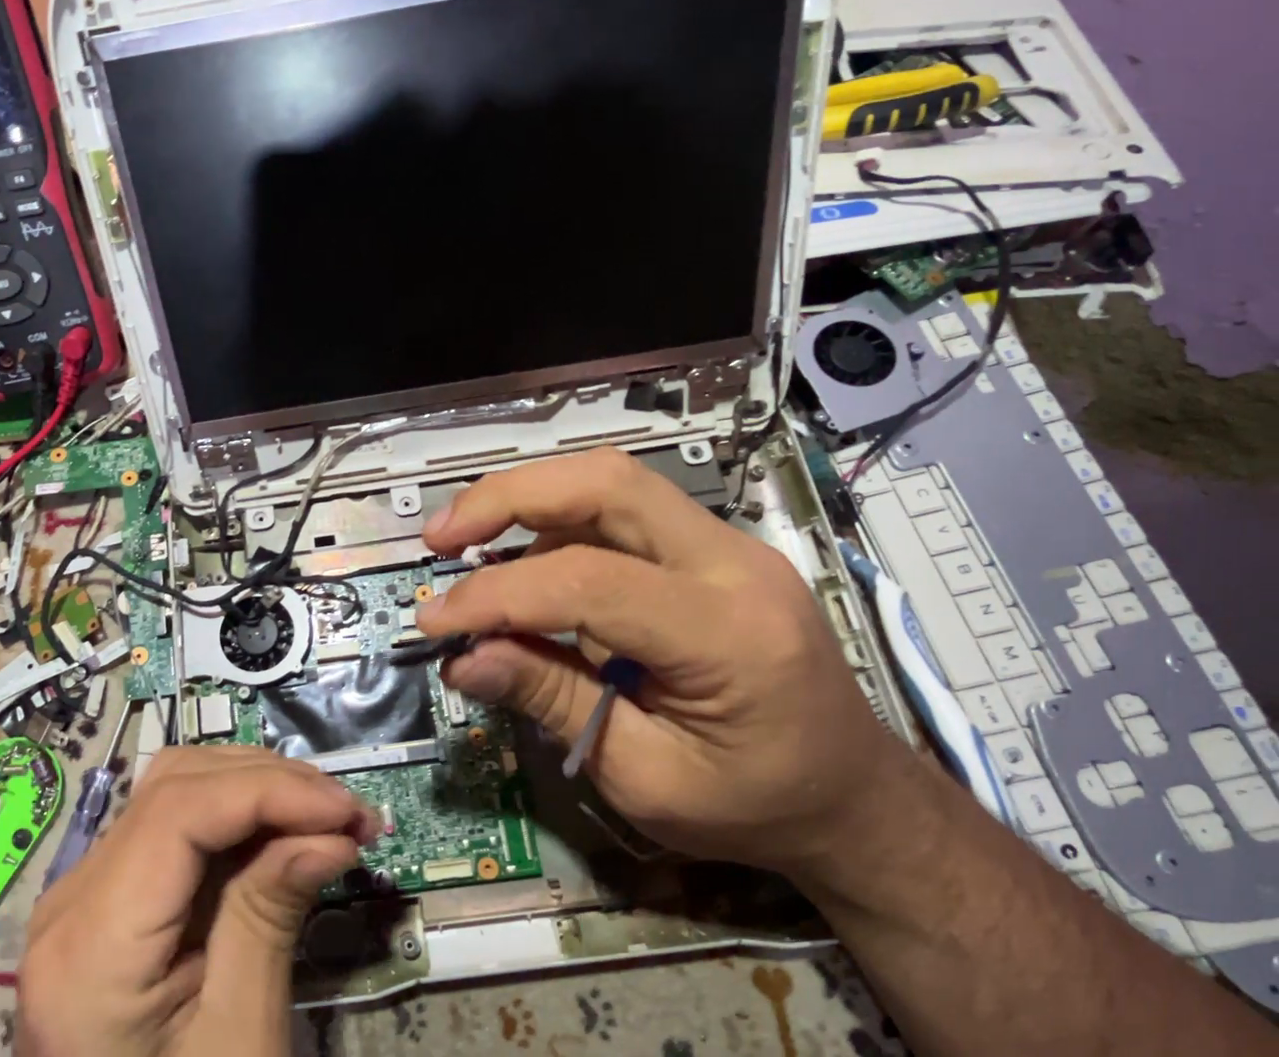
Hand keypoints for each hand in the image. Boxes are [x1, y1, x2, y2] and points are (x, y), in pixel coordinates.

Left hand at [18, 746, 378, 1056]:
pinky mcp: (104, 900)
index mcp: (89, 945)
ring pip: (174, 790)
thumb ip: (269, 922)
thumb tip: (331, 834)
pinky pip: (170, 828)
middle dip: (273, 785)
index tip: (350, 813)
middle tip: (354, 820)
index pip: (177, 812)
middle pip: (174, 787)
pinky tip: (284, 834)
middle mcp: (70, 899)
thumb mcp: (238, 1041)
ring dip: (258, 790)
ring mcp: (82, 894)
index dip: (269, 791)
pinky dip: (235, 817)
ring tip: (328, 822)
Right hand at [416, 448, 910, 876]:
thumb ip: (554, 702)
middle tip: (442, 539)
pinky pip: (627, 514)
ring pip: (614, 482)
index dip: (498, 595)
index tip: (434, 621)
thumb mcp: (645, 776)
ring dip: (529, 503)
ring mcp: (731, 548)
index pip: (590, 582)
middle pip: (608, 482)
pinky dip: (560, 528)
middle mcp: (735, 565)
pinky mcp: (715, 551)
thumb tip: (464, 660)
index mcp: (728, 634)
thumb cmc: (755, 806)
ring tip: (467, 548)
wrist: (854, 798)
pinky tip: (527, 571)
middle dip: (509, 498)